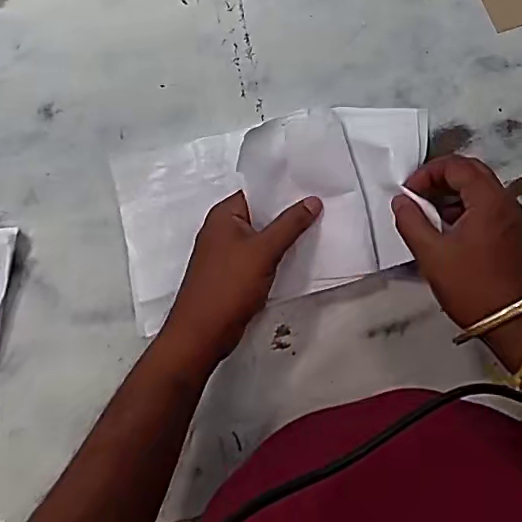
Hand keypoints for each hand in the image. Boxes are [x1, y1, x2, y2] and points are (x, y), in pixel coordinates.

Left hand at [161, 191, 321, 366]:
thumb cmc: (227, 288)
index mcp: (224, 215)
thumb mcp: (264, 251)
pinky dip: (275, 253)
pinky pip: (259, 254)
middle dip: (288, 211)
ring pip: (261, 235)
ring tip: (316, 224)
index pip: (258, 191)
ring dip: (283, 234)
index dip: (284, 187)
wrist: (200, 338)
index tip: (312, 183)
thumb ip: (290, 224)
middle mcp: (222, 229)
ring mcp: (226, 252)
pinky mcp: (232, 273)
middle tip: (321, 203)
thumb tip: (312, 201)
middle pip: (261, 212)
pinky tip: (298, 253)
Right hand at [391, 155, 521, 366]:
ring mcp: (512, 216)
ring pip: (480, 187)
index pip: (456, 165)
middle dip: (441, 178)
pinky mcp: (514, 231)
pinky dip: (467, 206)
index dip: (428, 173)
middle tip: (418, 195)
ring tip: (430, 214)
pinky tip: (449, 229)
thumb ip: (412, 222)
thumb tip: (402, 202)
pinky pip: (488, 204)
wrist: (514, 324)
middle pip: (470, 170)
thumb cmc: (475, 289)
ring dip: (453, 192)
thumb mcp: (432, 255)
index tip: (410, 191)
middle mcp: (505, 201)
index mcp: (488, 199)